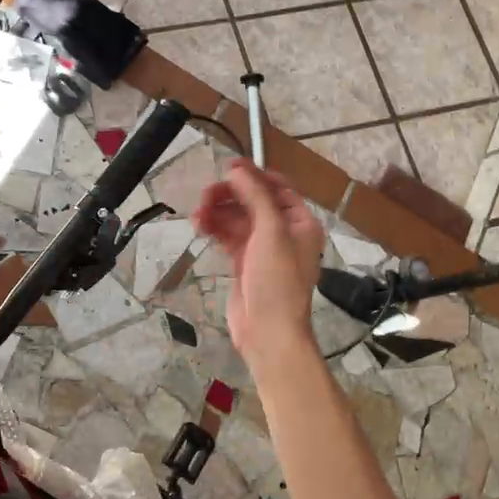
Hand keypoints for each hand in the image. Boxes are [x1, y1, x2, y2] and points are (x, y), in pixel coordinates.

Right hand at [193, 160, 323, 364]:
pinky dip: (215, 228)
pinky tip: (200, 225)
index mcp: (300, 223)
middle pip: (254, 201)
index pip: (278, 188)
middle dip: (230, 195)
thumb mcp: (271, 232)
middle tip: (205, 195)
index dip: (254, 175)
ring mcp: (263, 248)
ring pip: (238, 218)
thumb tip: (237, 170)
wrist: (268, 331)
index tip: (228, 167)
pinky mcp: (245, 262)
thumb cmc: (277, 281)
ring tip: (197, 214)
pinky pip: (229, 236)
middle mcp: (284, 232)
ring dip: (218, 211)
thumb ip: (255, 197)